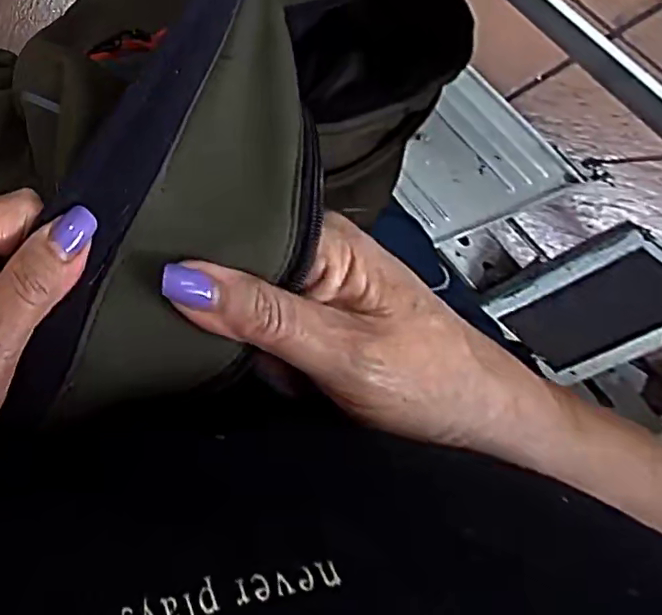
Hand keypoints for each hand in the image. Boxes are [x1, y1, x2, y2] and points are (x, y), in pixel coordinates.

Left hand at [0, 189, 94, 490]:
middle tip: (16, 326)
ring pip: (16, 247)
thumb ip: (34, 283)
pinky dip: (13, 298)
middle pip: (20, 223)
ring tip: (3, 336)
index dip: (47, 248)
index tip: (40, 299)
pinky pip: (3, 268)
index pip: (25, 208)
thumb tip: (78, 227)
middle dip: (36, 269)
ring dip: (25, 288)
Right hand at [160, 211, 559, 458]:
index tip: (176, 296)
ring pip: (241, 307)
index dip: (202, 263)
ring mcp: (311, 289)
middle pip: (232, 270)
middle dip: (231, 315)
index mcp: (325, 236)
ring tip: (289, 368)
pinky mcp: (309, 319)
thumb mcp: (344, 352)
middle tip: (268, 352)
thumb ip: (263, 314)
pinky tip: (288, 374)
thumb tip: (186, 279)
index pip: (237, 231)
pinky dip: (263, 358)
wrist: (485, 430)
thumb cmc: (443, 382)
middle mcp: (314, 253)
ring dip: (249, 344)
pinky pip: (258, 331)